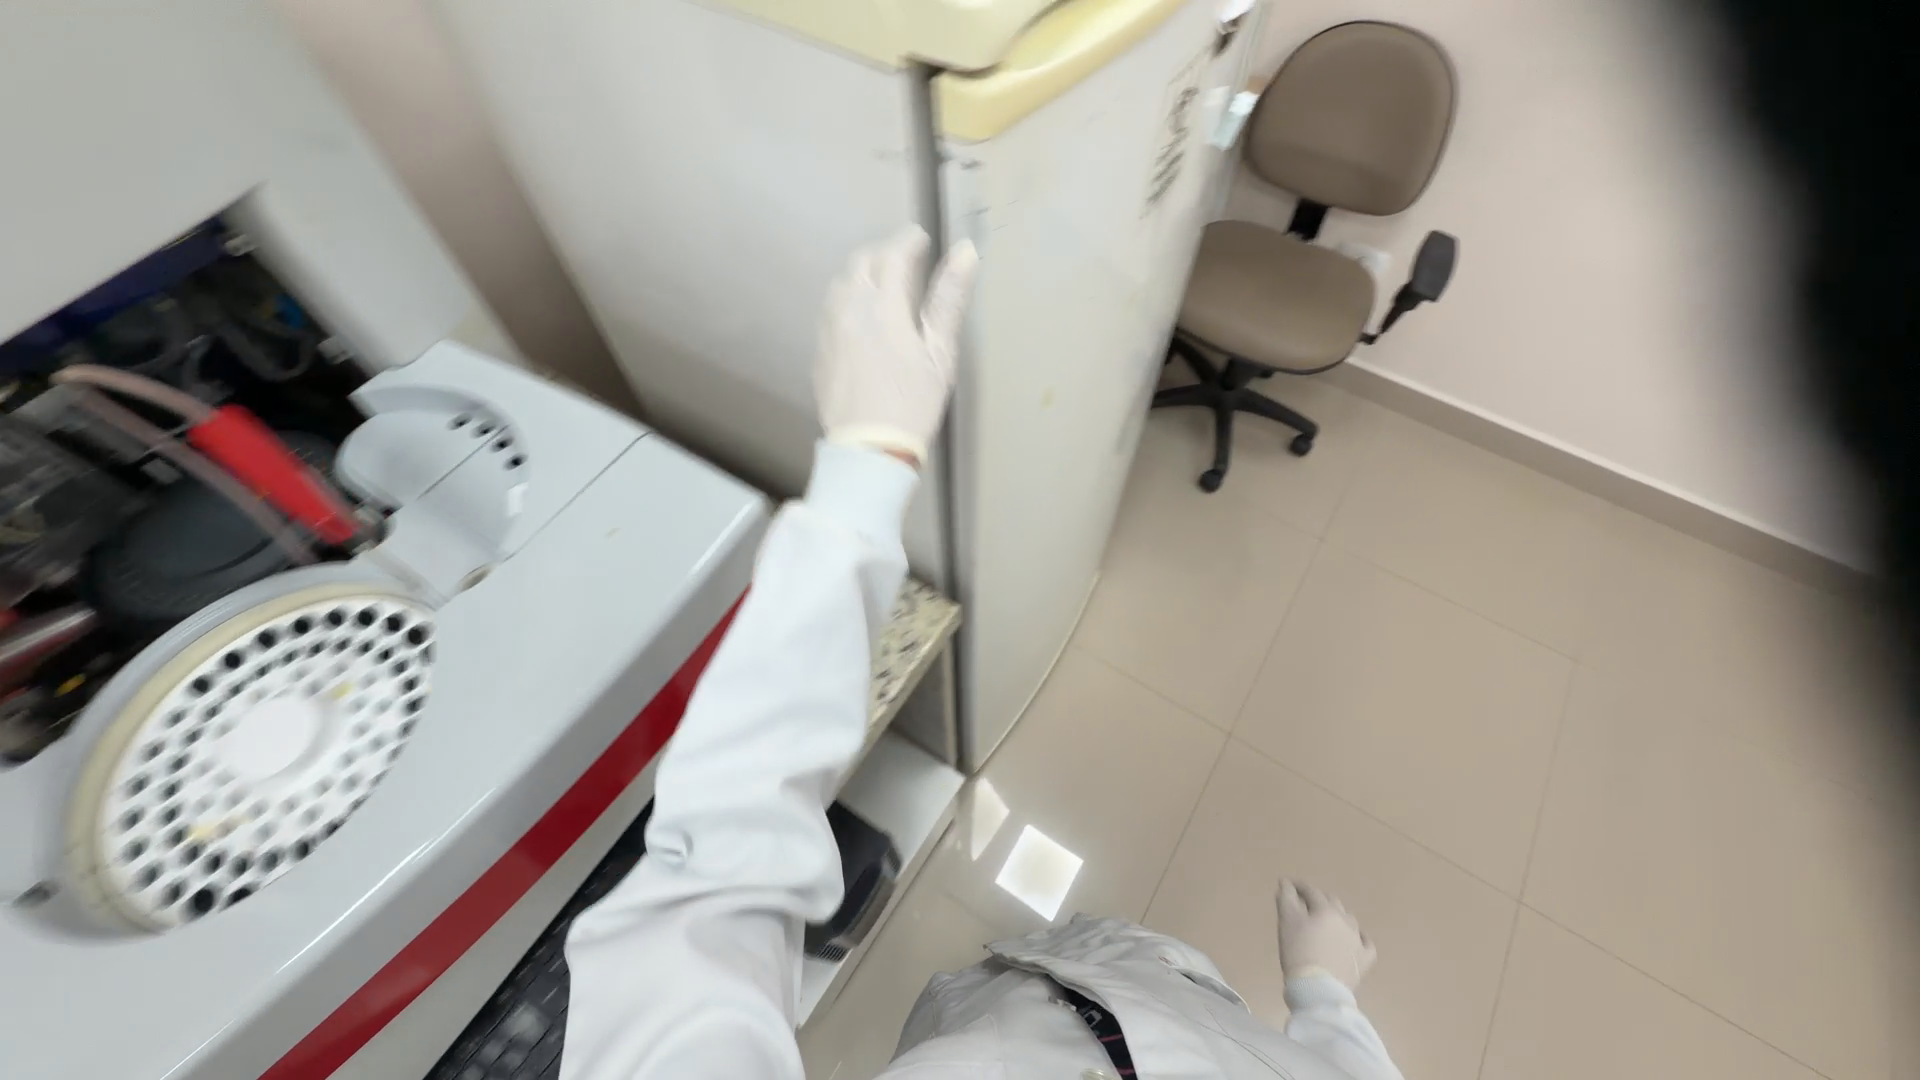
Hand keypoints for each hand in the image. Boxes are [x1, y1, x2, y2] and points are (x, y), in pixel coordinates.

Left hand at [814, 225, 978, 467]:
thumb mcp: (940, 353)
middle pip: (860, 264)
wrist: (869, 448)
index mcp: (883, 306)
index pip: (893, 255)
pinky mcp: (821, 354)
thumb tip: (965, 252)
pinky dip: (847, 303)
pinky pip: (830, 313)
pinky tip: (861, 321)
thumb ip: (949, 300)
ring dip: (861, 276)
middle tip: (904, 260)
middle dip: (883, 254)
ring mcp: (829, 332)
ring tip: (882, 287)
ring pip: (840, 286)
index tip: (921, 238)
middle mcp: (849, 310)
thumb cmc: (913, 403)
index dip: (908, 241)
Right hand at [1276, 879, 1376, 989]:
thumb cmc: (1298, 951)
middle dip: (1318, 899)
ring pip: (1348, 919)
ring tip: (1324, 921)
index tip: (1288, 885)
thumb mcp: (1286, 921)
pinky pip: (1365, 942)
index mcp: (1325, 909)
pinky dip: (1357, 937)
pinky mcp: (1365, 960)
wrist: (1319, 988)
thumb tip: (1286, 882)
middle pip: (1331, 901)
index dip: (1298, 886)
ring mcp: (1358, 940)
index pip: (1311, 891)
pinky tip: (1352, 939)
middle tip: (1304, 904)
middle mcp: (1345, 920)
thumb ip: (1286, 897)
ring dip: (1336, 916)